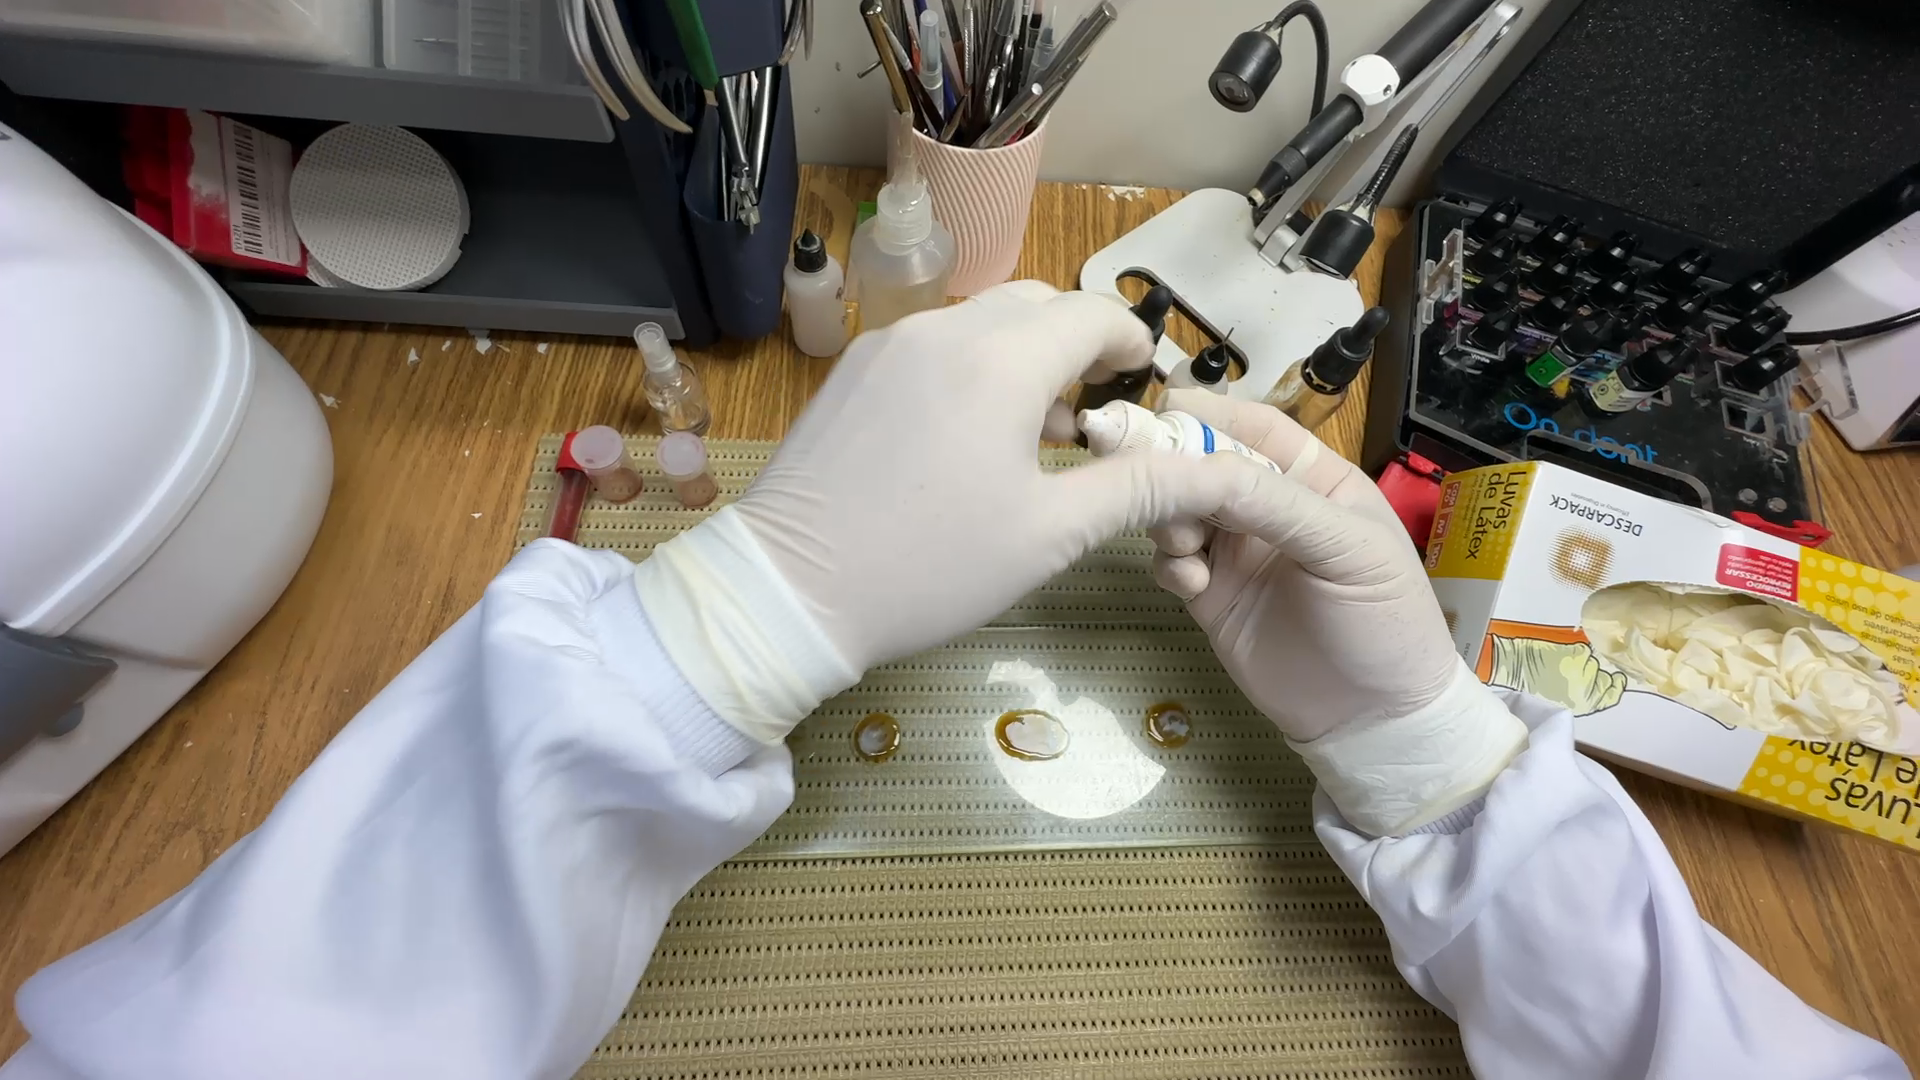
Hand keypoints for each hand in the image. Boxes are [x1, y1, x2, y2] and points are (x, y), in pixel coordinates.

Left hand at [634, 284, 1258, 744]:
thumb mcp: (1048, 536)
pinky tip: (962, 432)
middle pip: (1037, 306)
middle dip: (1078, 345)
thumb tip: (1204, 470)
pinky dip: (969, 367)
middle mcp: (942, 328)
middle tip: (1090, 411)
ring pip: (980, 322)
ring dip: (1022, 356)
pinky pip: (931, 345)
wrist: (791, 590)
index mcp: (1000, 361)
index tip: (1142, 381)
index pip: (1092, 315)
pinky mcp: (852, 370)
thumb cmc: (930, 568)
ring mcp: (887, 344)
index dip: (1131, 343)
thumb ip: (1135, 490)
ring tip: (1030, 431)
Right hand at [1148, 391, 1527, 834]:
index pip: (1255, 430)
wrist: (1369, 717)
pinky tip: (1191, 586)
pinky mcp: (1206, 594)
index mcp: (1311, 482)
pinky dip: (1168, 565)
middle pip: (1203, 467)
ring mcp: (1232, 552)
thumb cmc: (1381, 620)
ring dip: (1168, 519)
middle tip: (1145, 479)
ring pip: (1177, 512)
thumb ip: (1276, 504)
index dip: (1212, 415)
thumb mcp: (1346, 549)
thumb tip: (1202, 468)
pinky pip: (1169, 562)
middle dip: (1174, 469)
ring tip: (1183, 545)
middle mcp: (1265, 509)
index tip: (1164, 409)